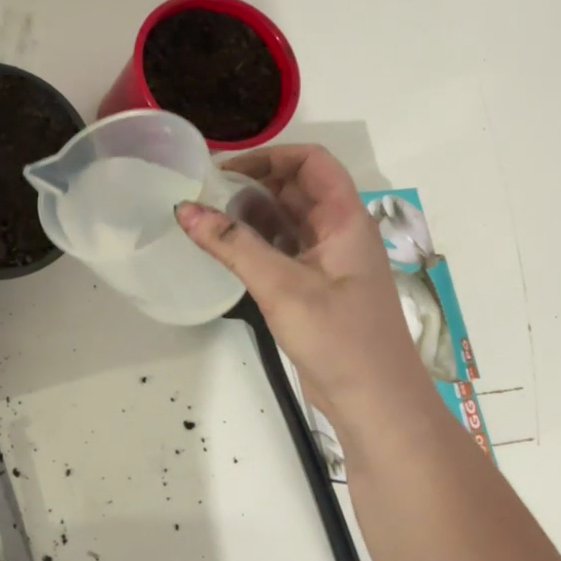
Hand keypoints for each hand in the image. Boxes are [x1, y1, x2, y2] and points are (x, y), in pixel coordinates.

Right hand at [176, 144, 427, 415]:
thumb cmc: (339, 339)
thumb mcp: (281, 286)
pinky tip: (223, 250)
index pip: (312, 162)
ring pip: (285, 219)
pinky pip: (282, 248)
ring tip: (205, 219)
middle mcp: (339, 232)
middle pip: (295, 188)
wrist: (377, 404)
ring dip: (248, 214)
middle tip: (203, 193)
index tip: (225, 170)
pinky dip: (253, 242)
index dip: (270, 156)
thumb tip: (183, 207)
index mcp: (345, 220)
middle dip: (251, 184)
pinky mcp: (315, 286)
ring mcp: (328, 261)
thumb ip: (231, 244)